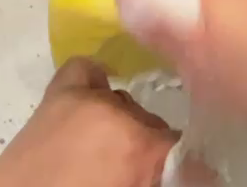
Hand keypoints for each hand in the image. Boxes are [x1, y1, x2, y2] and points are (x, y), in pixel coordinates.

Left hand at [0, 57, 177, 186]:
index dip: (190, 165)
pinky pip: (85, 70)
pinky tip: (97, 96)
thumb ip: (159, 176)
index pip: (188, 149)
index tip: (185, 174)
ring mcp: (87, 100)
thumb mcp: (133, 186)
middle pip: (157, 124)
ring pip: (127, 102)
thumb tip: (184, 169)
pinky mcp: (57, 95)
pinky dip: (94, 82)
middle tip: (141, 172)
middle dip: (154, 149)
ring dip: (127, 125)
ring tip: (113, 153)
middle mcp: (122, 116)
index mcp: (144, 153)